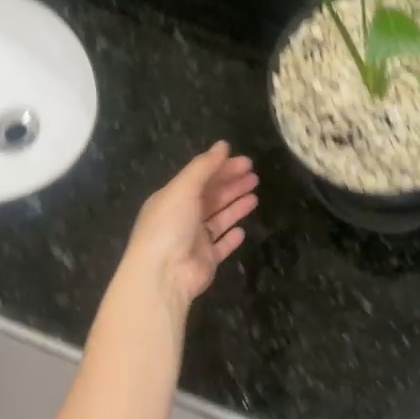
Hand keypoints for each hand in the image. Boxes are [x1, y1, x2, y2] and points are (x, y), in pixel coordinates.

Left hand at [121, 142, 257, 311]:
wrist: (164, 273)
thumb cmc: (170, 225)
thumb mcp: (183, 189)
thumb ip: (203, 167)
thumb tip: (223, 145)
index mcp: (172, 198)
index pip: (200, 178)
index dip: (222, 167)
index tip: (245, 161)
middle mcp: (182, 217)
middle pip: (211, 196)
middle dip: (232, 184)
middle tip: (255, 174)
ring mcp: (194, 240)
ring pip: (219, 218)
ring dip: (235, 206)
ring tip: (255, 195)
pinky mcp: (206, 259)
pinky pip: (221, 245)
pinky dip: (231, 237)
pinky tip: (242, 230)